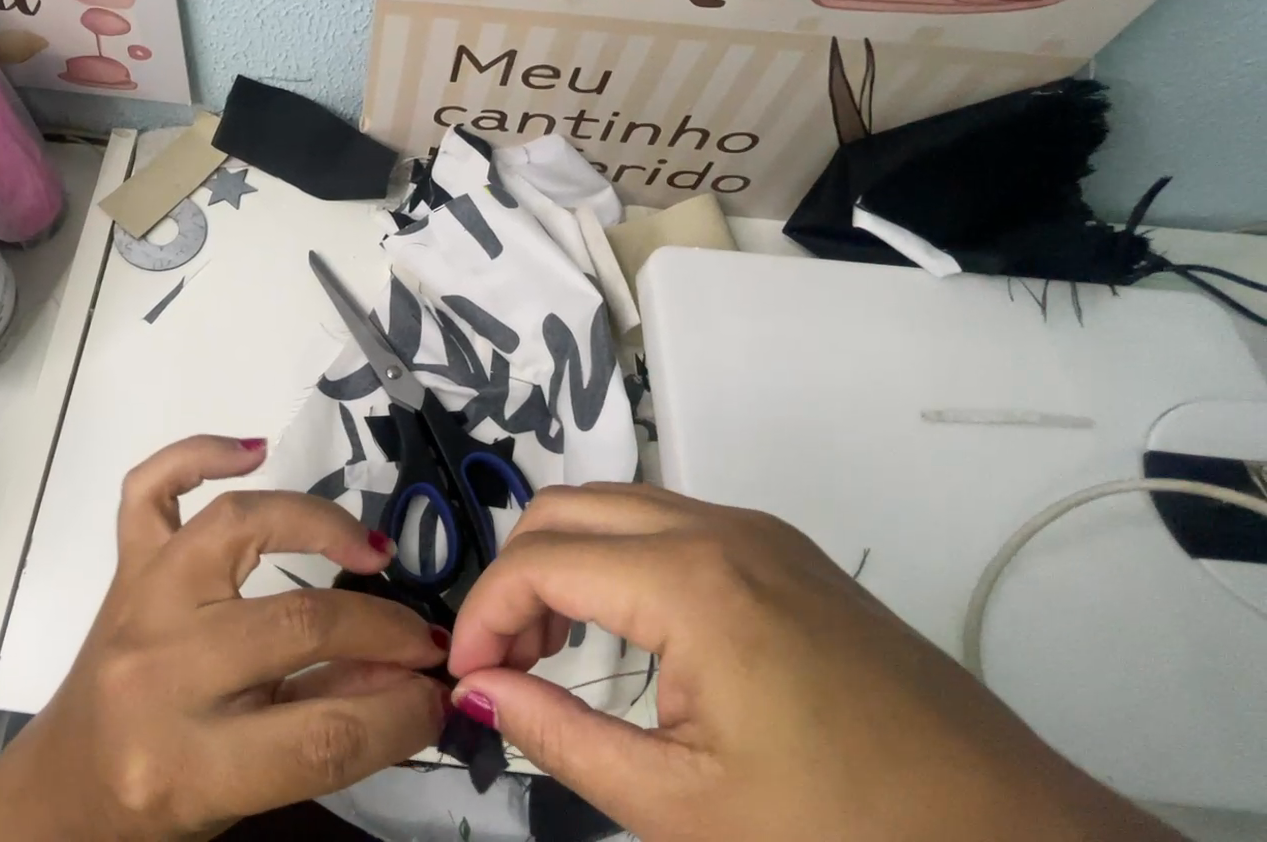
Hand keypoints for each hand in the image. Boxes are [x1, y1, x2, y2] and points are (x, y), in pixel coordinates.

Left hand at [0, 436, 448, 841]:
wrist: (69, 782)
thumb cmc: (162, 796)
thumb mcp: (254, 792)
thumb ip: (336, 727)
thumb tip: (417, 680)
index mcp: (187, 761)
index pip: (324, 735)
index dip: (403, 712)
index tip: (438, 691)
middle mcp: (158, 671)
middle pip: (296, 625)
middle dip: (383, 629)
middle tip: (422, 635)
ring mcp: (138, 602)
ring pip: (234, 527)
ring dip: (319, 526)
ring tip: (368, 548)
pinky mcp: (124, 566)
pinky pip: (148, 489)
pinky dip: (197, 455)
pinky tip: (252, 449)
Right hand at [447, 484, 1184, 841]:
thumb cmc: (846, 836)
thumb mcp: (680, 808)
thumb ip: (557, 735)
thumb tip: (472, 688)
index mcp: (689, 581)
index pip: (538, 562)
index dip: (482, 614)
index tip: (467, 678)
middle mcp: (716, 526)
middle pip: (564, 509)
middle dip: (513, 576)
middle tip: (505, 660)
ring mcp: (756, 528)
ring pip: (611, 505)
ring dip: (561, 560)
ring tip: (552, 646)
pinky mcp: (781, 547)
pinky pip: (662, 522)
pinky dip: (613, 557)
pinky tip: (622, 627)